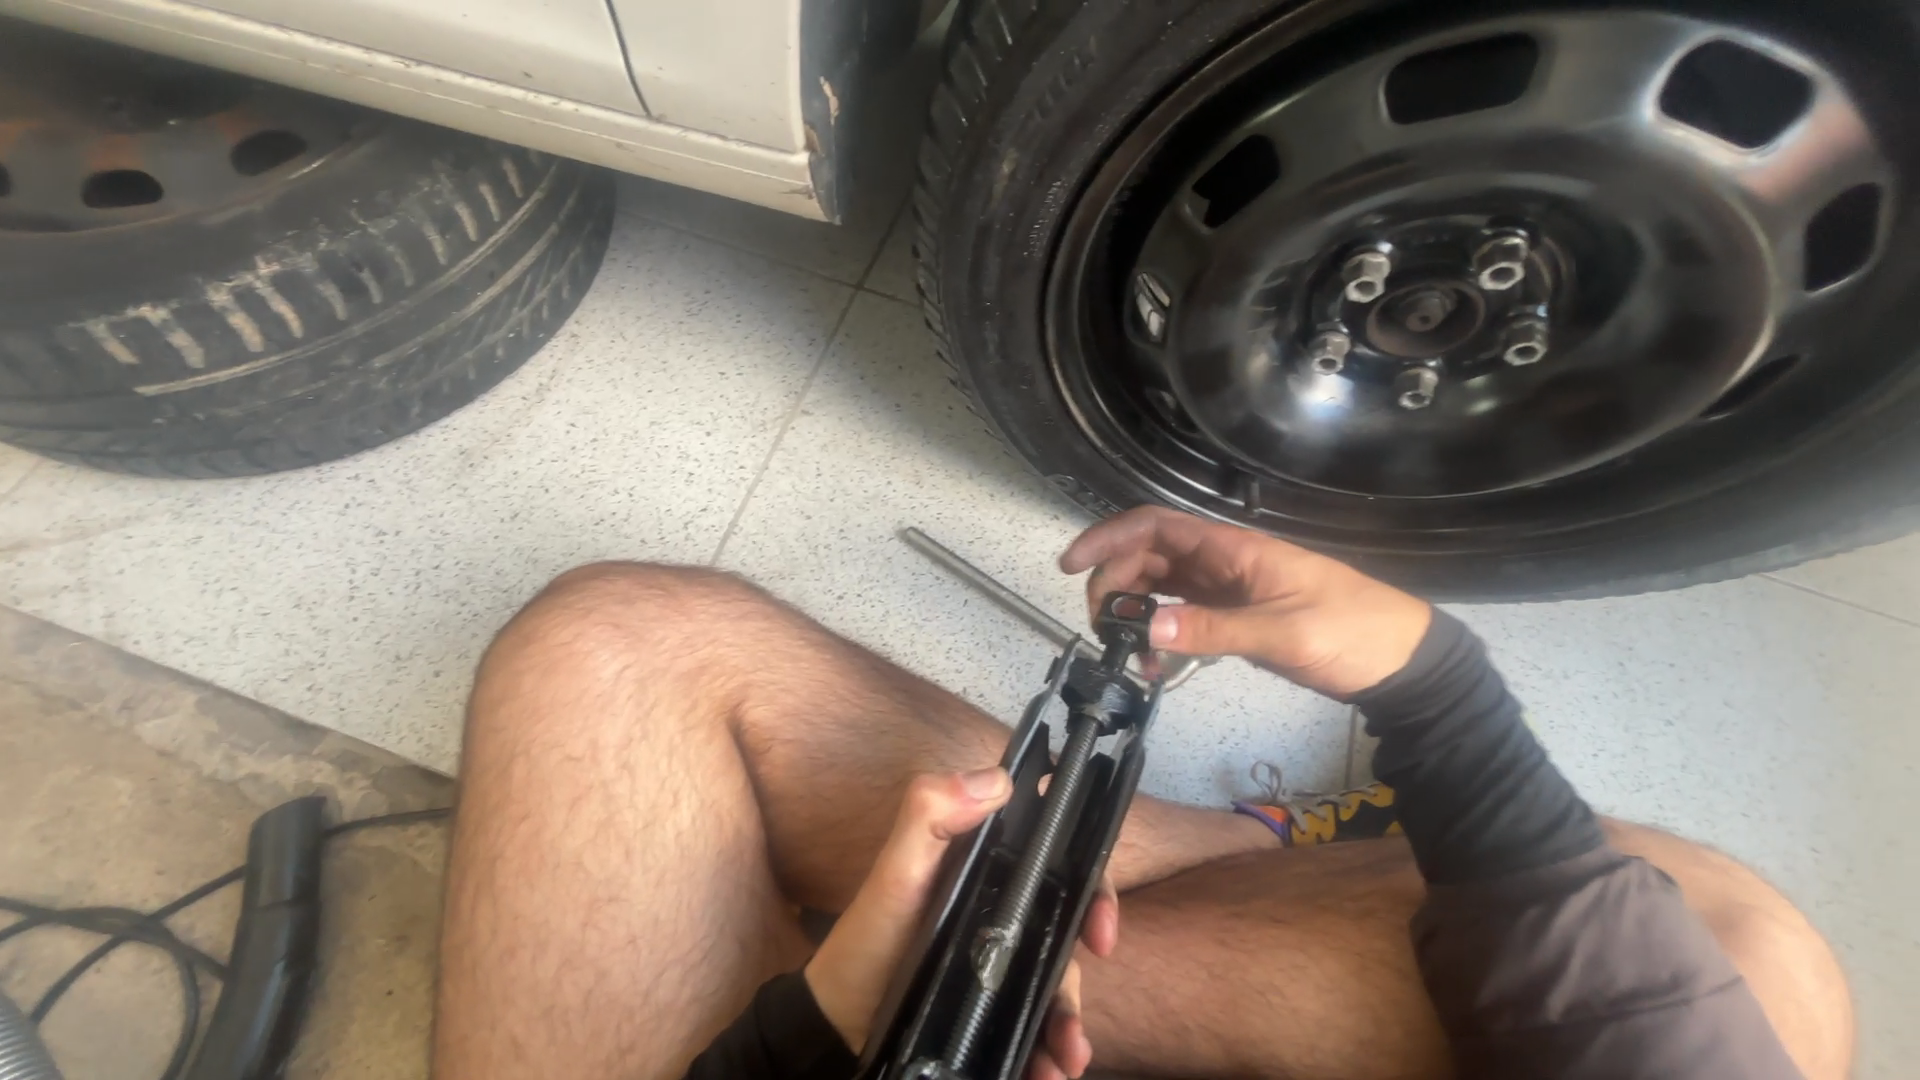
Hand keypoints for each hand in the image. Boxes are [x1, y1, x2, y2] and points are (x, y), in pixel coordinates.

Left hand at [805, 769, 1119, 1078]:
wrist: (843, 1021)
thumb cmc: (872, 936)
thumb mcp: (896, 871)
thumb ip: (929, 812)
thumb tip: (998, 778)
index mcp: (987, 858)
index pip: (1053, 845)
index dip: (1088, 863)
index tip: (1098, 912)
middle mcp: (1003, 900)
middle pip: (1070, 910)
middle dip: (1092, 940)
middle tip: (1095, 966)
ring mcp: (1002, 951)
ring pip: (1060, 973)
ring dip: (1072, 1016)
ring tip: (1065, 1054)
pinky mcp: (997, 997)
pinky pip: (1039, 1019)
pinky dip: (1053, 1048)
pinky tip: (1047, 1070)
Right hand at [1059, 506, 1431, 697]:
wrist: (1399, 660)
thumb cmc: (1348, 630)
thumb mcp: (1282, 631)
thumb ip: (1214, 629)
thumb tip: (1144, 629)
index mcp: (1229, 549)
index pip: (1154, 527)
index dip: (1107, 538)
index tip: (1072, 565)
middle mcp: (1218, 563)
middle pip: (1146, 558)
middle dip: (1113, 585)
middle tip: (1101, 626)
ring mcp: (1223, 591)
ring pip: (1158, 589)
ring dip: (1132, 614)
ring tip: (1122, 650)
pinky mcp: (1230, 618)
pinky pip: (1179, 620)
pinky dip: (1158, 638)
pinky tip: (1154, 667)